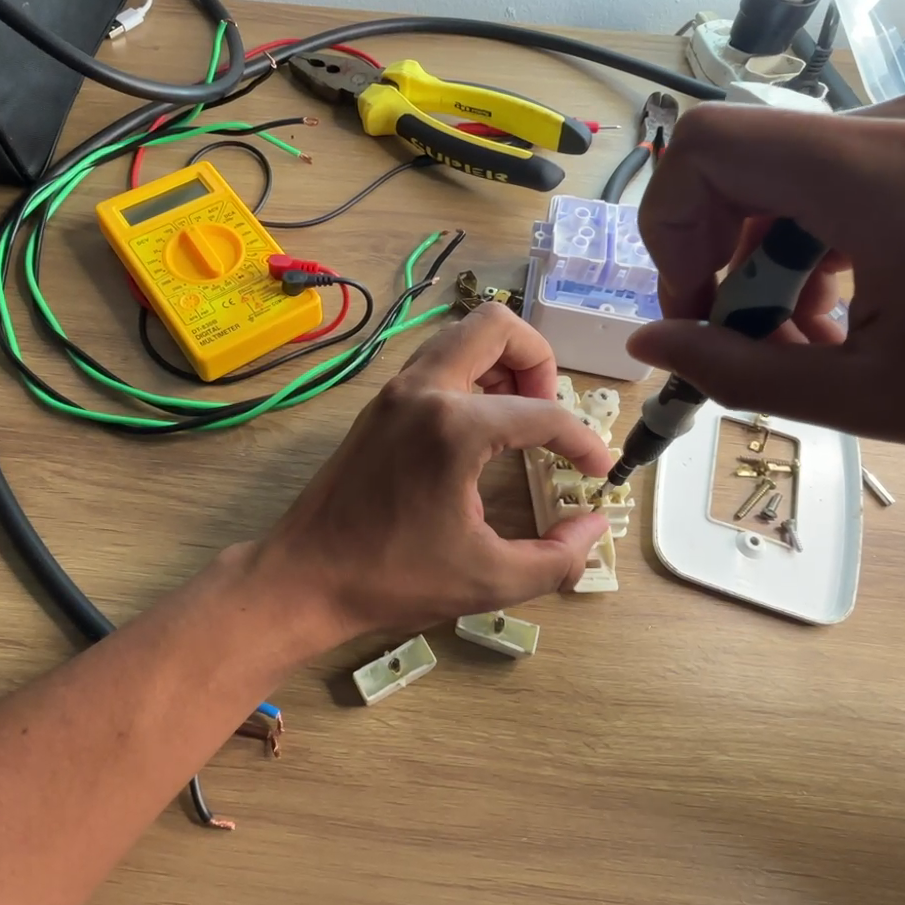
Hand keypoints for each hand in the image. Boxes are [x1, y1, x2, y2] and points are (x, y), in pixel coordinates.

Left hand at [249, 303, 614, 643]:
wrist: (306, 576)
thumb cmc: (395, 579)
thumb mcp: (489, 579)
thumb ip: (558, 556)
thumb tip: (595, 524)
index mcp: (453, 427)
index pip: (542, 413)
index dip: (583, 442)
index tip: (598, 472)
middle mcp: (423, 390)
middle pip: (496, 325)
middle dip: (538, 360)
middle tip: (545, 415)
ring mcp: (395, 392)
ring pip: (461, 336)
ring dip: (500, 362)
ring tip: (518, 417)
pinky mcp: (379, 405)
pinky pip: (435, 362)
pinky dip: (469, 375)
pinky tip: (479, 428)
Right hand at [626, 74, 904, 481]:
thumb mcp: (863, 399)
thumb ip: (732, 368)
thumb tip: (649, 342)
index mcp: (890, 176)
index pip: (708, 144)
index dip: (670, 223)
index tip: (693, 302)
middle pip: (753, 159)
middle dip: (723, 250)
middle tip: (743, 332)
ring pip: (804, 166)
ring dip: (778, 248)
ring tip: (811, 329)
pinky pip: (862, 164)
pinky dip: (831, 229)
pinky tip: (860, 297)